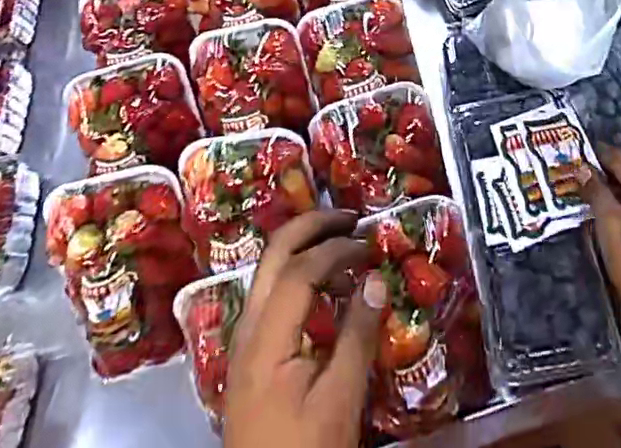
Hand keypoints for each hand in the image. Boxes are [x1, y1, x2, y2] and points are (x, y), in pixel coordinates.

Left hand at [223, 210, 384, 447]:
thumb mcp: (339, 401)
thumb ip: (357, 337)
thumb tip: (376, 279)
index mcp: (265, 338)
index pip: (299, 270)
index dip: (336, 248)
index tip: (370, 246)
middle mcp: (247, 326)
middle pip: (274, 254)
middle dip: (312, 226)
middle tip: (351, 219)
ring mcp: (244, 338)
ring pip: (269, 269)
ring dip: (304, 245)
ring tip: (343, 243)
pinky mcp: (250, 351)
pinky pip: (271, 291)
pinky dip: (299, 271)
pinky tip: (325, 284)